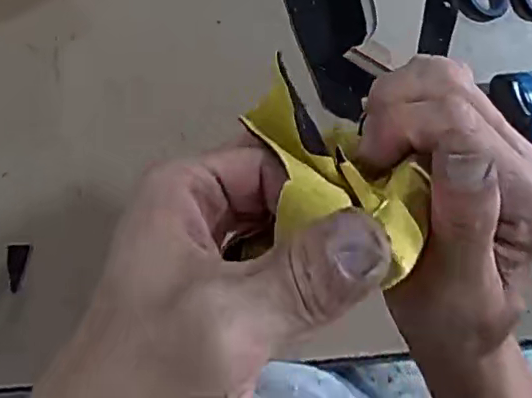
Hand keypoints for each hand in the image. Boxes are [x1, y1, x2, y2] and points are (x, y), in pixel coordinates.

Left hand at [36, 142, 391, 397]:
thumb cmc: (148, 374)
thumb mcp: (226, 320)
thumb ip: (301, 276)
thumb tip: (376, 231)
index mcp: (184, 188)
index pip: (269, 158)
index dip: (320, 178)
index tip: (376, 205)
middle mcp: (197, 211)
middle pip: (278, 191)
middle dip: (325, 214)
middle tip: (383, 234)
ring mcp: (209, 259)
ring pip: (281, 233)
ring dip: (321, 250)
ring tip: (372, 260)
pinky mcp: (222, 302)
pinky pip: (277, 273)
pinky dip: (308, 281)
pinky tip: (339, 295)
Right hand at [354, 57, 531, 377]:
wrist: (462, 325)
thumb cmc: (454, 320)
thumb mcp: (458, 293)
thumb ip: (465, 223)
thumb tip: (460, 148)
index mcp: (528, 197)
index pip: (461, 122)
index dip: (402, 126)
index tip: (370, 167)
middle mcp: (524, 155)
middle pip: (449, 84)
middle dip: (393, 110)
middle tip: (371, 158)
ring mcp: (501, 134)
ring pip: (440, 72)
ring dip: (396, 99)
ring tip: (381, 146)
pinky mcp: (477, 124)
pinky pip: (434, 83)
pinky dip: (401, 99)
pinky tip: (392, 137)